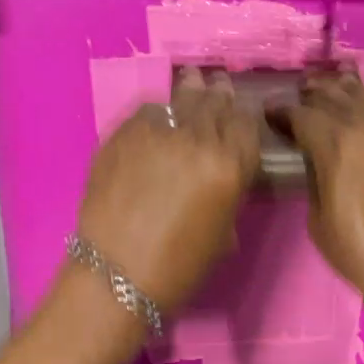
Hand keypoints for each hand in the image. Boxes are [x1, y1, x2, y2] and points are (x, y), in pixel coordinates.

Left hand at [76, 68, 260, 313]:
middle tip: (219, 92)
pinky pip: (149, 111)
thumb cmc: (178, 269)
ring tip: (193, 89)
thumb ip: (227, 198)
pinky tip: (160, 121)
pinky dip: (159, 113)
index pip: (246, 125)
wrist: (117, 275)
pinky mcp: (123, 131)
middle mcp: (197, 138)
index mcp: (228, 167)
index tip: (240, 123)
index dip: (244, 123)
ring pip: (182, 98)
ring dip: (191, 95)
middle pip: (215, 103)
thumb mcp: (221, 238)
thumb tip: (222, 181)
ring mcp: (157, 130)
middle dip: (219, 99)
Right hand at [270, 73, 363, 299]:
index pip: (304, 115)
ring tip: (339, 96)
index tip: (275, 113)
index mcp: (339, 148)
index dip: (284, 112)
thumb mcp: (320, 223)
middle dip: (317, 94)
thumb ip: (316, 178)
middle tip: (305, 93)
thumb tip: (318, 157)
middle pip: (338, 95)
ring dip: (351, 98)